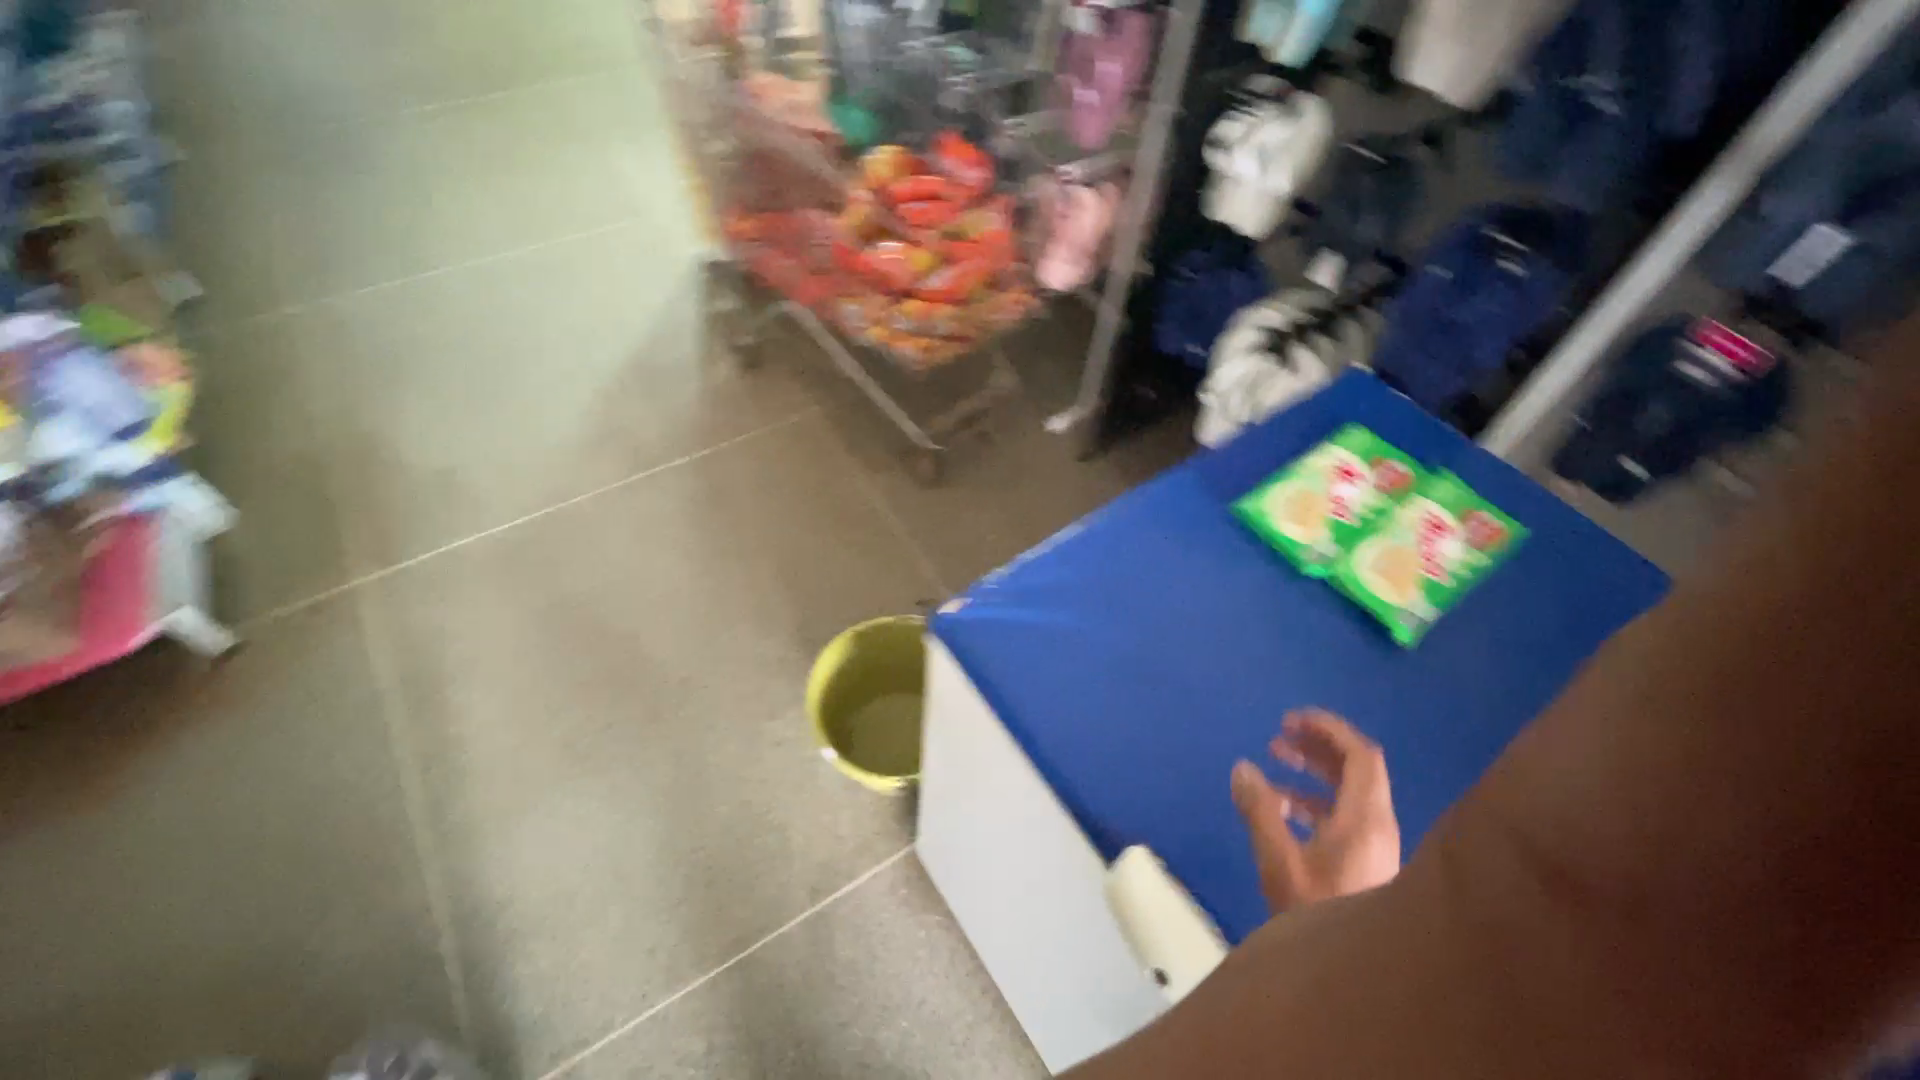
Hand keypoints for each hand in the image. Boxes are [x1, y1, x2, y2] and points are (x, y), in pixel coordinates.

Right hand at [1231, 708, 1400, 915]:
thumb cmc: (1318, 912)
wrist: (1357, 975)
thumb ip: (1260, 809)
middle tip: (1277, 739)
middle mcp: (1379, 825)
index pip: (1359, 754)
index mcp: (1365, 818)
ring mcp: (1376, 846)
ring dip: (1313, 774)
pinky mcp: (1368, 863)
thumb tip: (1243, 767)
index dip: (1327, 729)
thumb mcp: (1279, 861)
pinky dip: (1315, 801)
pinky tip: (1282, 810)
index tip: (1289, 720)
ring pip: (1350, 793)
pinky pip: (1344, 816)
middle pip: (1357, 769)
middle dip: (1317, 747)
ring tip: (1274, 766)